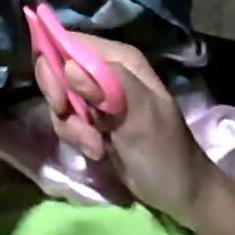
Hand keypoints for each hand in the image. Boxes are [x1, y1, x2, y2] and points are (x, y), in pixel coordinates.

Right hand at [35, 33, 221, 226]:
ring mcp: (98, 94)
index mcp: (119, 58)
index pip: (71, 42)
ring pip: (61, 97)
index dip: (54, 63)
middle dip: (62, 100)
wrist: (179, 191)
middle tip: (72, 121)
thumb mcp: (142, 117)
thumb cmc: (164, 151)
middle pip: (59, 69)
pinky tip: (96, 151)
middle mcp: (105, 69)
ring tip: (94, 144)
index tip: (58, 99)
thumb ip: (108, 87)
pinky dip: (75, 136)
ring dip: (71, 125)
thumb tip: (70, 67)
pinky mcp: (93, 117)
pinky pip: (68, 118)